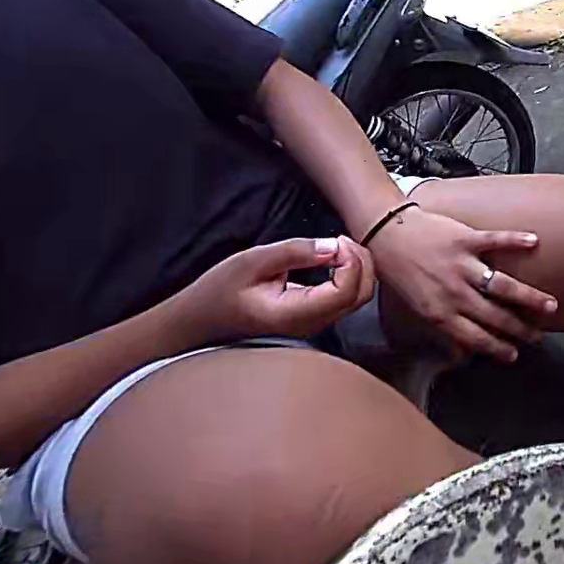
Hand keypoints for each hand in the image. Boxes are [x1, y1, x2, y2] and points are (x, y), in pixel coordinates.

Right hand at [161, 237, 375, 344]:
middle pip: (361, 295)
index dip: (352, 262)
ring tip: (337, 246)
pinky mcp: (317, 317)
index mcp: (296, 314)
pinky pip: (348, 297)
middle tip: (341, 239)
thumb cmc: (220, 292)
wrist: (201, 321)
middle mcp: (313, 324)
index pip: (347, 291)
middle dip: (361, 262)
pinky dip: (351, 274)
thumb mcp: (252, 261)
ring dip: (358, 267)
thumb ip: (295, 252)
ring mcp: (317, 324)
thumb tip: (333, 247)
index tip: (337, 239)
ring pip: (359, 297)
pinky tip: (335, 258)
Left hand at [364, 207, 557, 360]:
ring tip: (550, 306)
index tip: (514, 354)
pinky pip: (495, 240)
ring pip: (503, 286)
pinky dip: (516, 240)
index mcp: (440, 311)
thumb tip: (461, 351)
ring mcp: (462, 265)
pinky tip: (535, 242)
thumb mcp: (415, 307)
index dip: (497, 348)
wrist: (385, 233)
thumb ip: (441, 327)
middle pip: (495, 316)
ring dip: (529, 297)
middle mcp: (454, 292)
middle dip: (520, 329)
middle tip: (538, 336)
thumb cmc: (400, 270)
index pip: (475, 337)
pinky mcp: (465, 238)